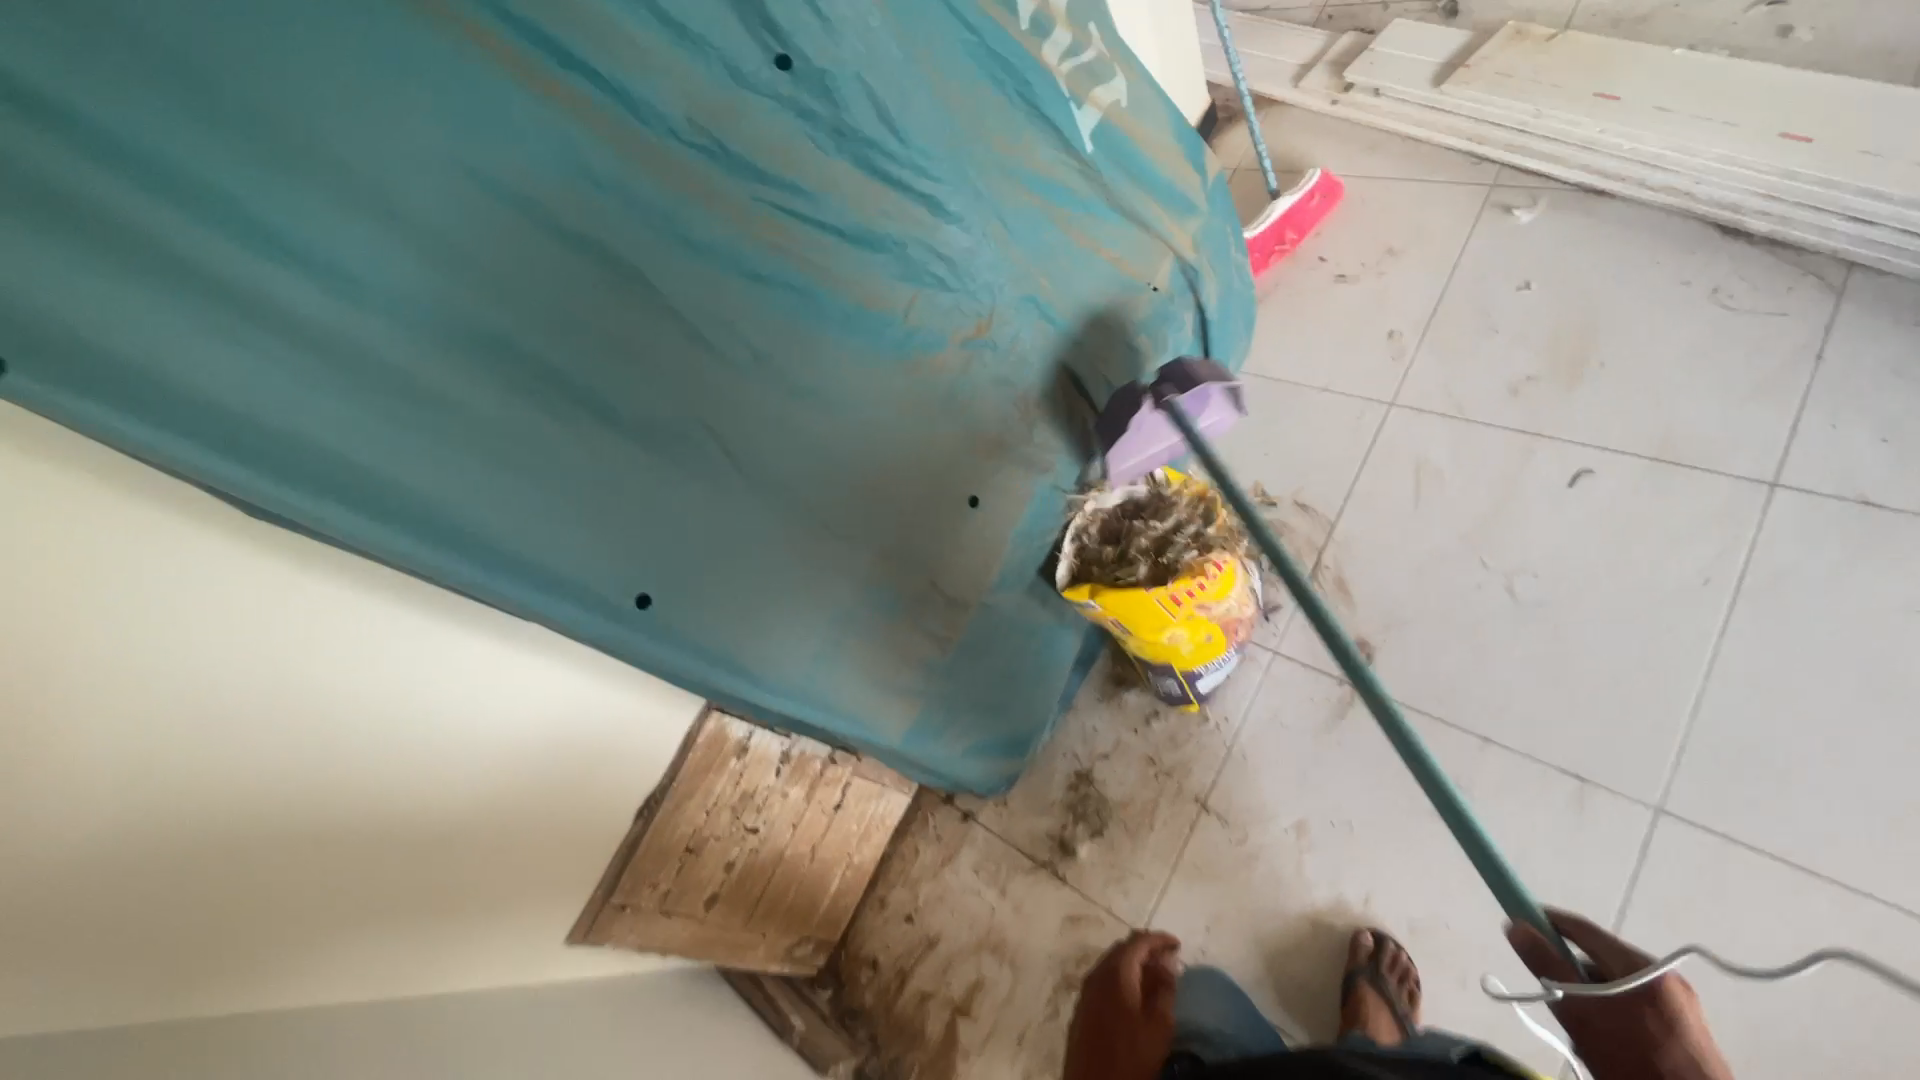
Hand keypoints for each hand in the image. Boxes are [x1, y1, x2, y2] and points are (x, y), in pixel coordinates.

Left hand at [1064, 930, 1182, 1079]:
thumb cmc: (1130, 1056)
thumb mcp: (1158, 1025)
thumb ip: (1164, 988)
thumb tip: (1168, 962)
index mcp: (1116, 973)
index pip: (1138, 941)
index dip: (1159, 939)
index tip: (1179, 945)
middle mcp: (1097, 974)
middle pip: (1122, 948)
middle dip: (1146, 948)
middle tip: (1169, 959)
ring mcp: (1086, 990)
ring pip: (1112, 963)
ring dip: (1133, 963)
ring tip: (1156, 975)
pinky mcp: (1083, 1006)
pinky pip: (1104, 978)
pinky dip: (1122, 976)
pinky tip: (1135, 993)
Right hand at [1507, 908, 1733, 1079]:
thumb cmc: (1633, 1060)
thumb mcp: (1579, 1012)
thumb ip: (1546, 966)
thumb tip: (1516, 925)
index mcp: (1642, 966)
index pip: (1583, 929)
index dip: (1546, 920)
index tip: (1517, 920)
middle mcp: (1664, 977)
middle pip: (1599, 961)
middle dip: (1569, 974)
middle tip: (1551, 996)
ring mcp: (1680, 1005)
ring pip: (1615, 987)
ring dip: (1590, 999)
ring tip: (1581, 1032)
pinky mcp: (1687, 1031)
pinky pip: (1635, 1007)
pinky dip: (1612, 1015)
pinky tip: (1605, 1045)